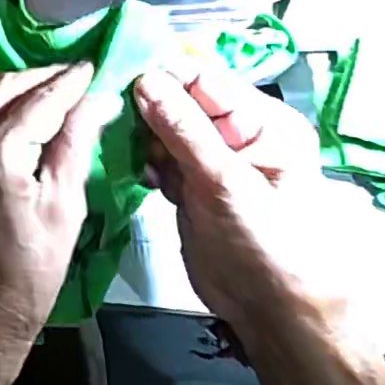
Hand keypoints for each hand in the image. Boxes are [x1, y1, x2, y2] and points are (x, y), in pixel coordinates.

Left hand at [0, 63, 114, 381]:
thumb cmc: (31, 267)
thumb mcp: (64, 206)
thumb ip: (75, 145)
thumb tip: (97, 99)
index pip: (38, 101)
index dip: (69, 82)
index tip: (95, 65)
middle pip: (5, 88)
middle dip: (44, 78)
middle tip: (80, 77)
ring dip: (22, 89)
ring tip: (61, 91)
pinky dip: (2, 107)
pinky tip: (29, 112)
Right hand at [133, 62, 384, 361]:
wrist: (273, 314)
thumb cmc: (268, 247)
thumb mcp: (226, 183)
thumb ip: (183, 128)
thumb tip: (144, 77)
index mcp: (262, 121)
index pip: (201, 77)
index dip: (159, 71)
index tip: (113, 70)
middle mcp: (235, 131)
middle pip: (174, 98)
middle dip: (142, 104)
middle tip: (111, 114)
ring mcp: (208, 156)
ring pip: (158, 125)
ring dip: (138, 133)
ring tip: (127, 148)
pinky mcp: (187, 179)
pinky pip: (153, 153)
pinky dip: (140, 158)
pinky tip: (138, 171)